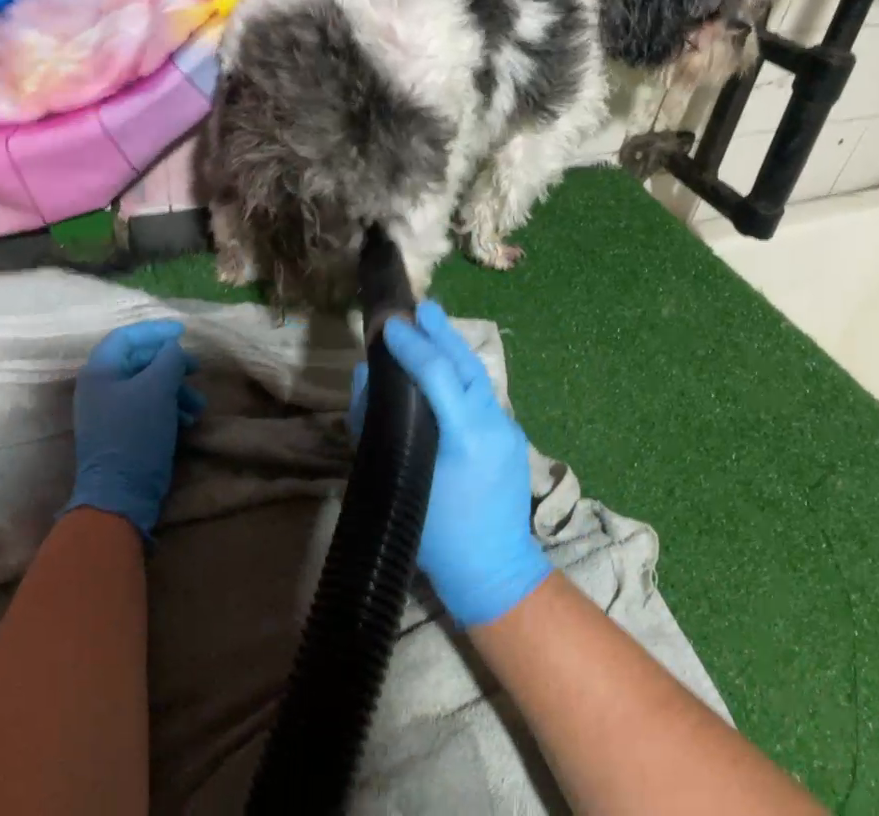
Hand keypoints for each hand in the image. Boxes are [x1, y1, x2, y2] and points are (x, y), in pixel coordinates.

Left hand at [67, 319, 204, 535]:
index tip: (184, 332)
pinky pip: (147, 409)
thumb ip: (169, 359)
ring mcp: (109, 413)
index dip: (156, 330)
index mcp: (100, 371)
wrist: (121, 492)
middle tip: (197, 370)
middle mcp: (100, 388)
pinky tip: (187, 422)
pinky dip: (168, 409)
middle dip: (171, 365)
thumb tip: (173, 348)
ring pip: (147, 387)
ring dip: (175, 390)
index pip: (127, 337)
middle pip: (139, 362)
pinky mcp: (121, 434)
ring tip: (197, 406)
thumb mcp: (158, 389)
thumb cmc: (136, 433)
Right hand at [356, 301, 550, 627]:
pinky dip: (461, 375)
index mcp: (466, 437)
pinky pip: (482, 396)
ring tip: (430, 326)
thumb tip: (365, 380)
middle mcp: (494, 424)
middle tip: (417, 308)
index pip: (439, 375)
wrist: (493, 571)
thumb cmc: (437, 536)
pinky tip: (445, 370)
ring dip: (452, 350)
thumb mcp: (398, 481)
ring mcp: (508, 430)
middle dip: (440, 334)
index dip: (413, 346)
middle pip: (466, 365)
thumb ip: (378, 429)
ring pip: (478, 377)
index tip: (388, 325)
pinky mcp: (512, 438)